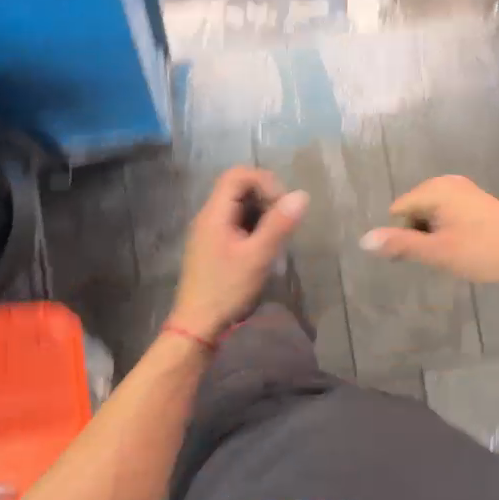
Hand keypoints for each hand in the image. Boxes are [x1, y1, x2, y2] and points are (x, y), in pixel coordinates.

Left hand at [167, 167, 308, 339]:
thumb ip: (279, 225)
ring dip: (262, 216)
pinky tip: (264, 251)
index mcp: (214, 213)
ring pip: (239, 208)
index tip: (283, 206)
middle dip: (266, 199)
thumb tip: (301, 195)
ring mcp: (209, 232)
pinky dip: (254, 230)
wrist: (197, 324)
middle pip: (239, 189)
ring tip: (276, 240)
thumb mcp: (258, 257)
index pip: (238, 175)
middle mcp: (208, 217)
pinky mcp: (213, 247)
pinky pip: (236, 225)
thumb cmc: (227, 289)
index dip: (265, 182)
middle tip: (283, 224)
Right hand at [359, 175, 498, 290]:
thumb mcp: (435, 252)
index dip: (403, 235)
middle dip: (418, 233)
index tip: (423, 254)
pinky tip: (464, 245)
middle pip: (413, 209)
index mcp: (436, 189)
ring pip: (430, 213)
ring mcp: (464, 189)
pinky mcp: (477, 200)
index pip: (398, 211)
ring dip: (433, 233)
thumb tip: (363, 240)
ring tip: (453, 251)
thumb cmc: (480, 253)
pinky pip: (447, 212)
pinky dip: (447, 229)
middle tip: (439, 254)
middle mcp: (448, 182)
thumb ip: (399, 244)